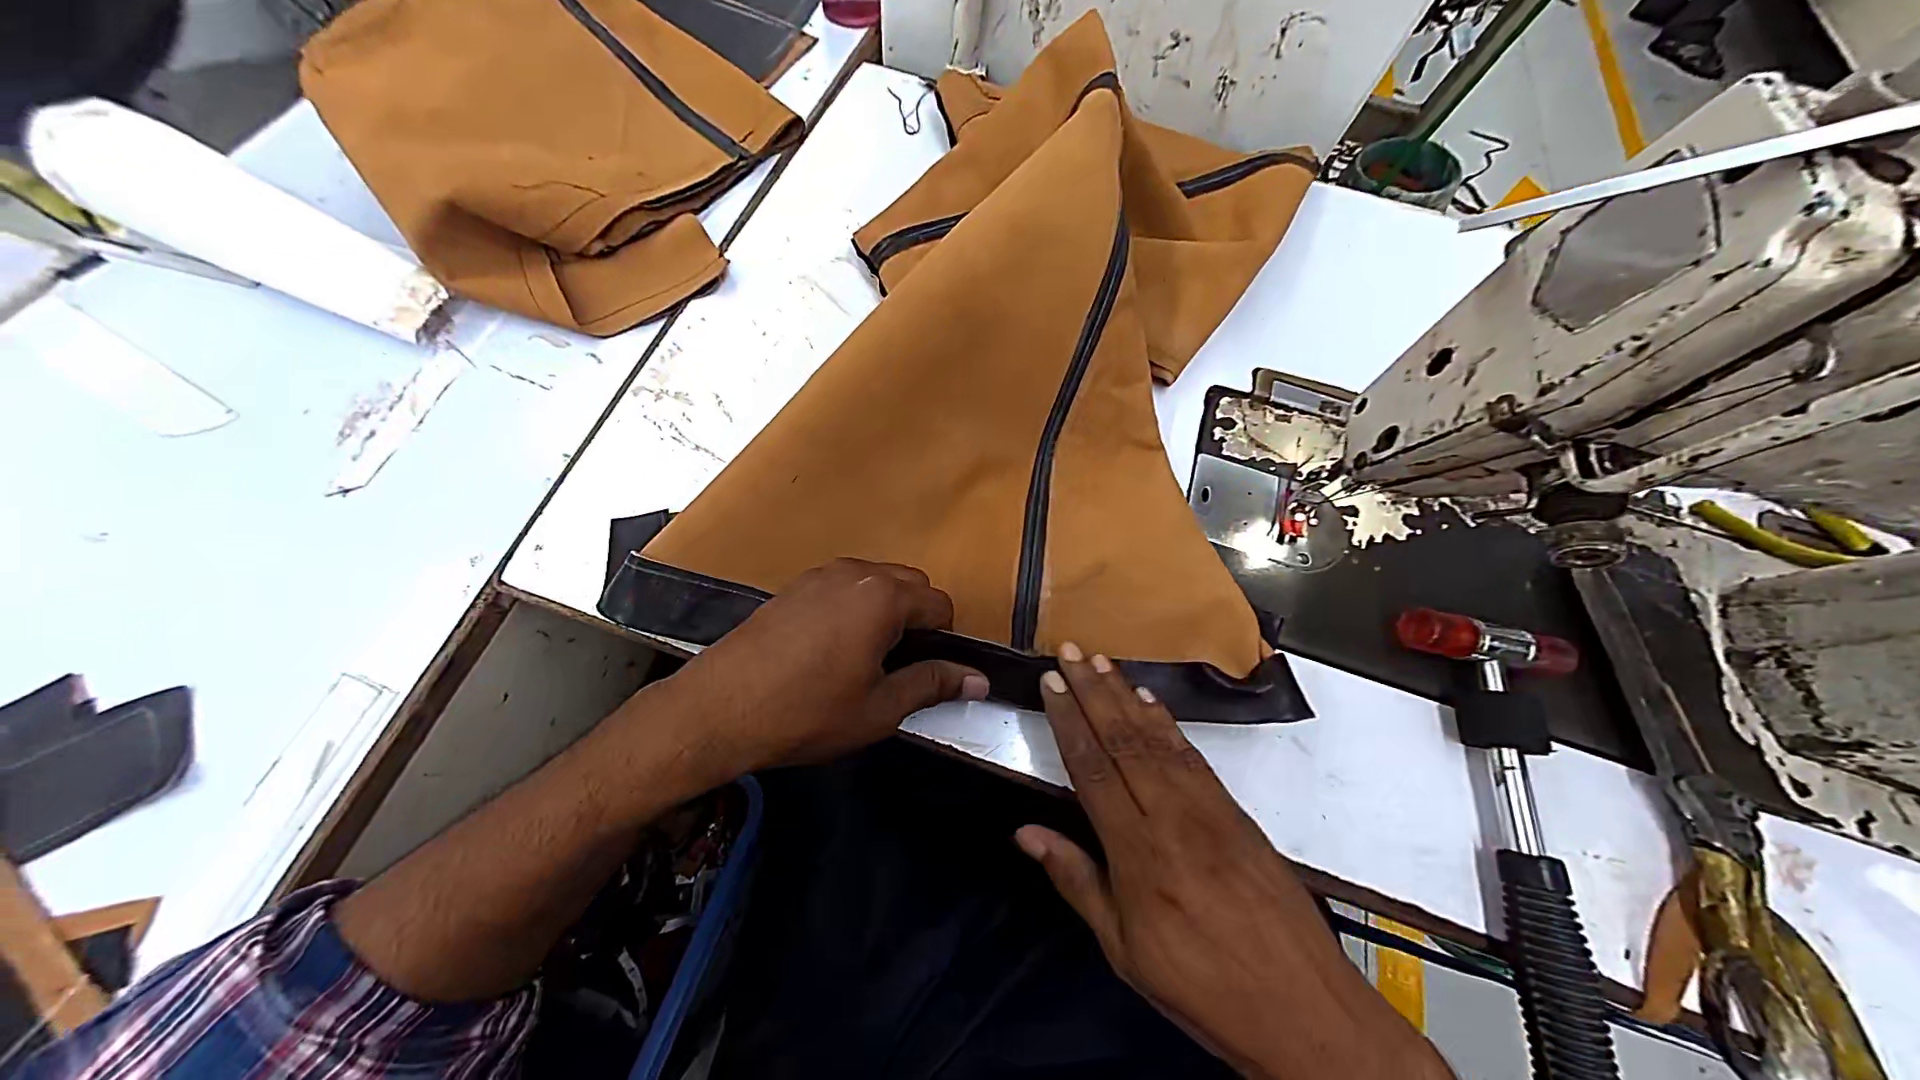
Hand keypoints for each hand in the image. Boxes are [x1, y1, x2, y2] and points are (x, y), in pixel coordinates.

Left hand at [647, 558, 988, 783]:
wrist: (717, 710)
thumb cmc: (803, 712)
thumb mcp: (879, 708)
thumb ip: (933, 684)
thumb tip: (976, 679)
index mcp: (882, 597)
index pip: (940, 604)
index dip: (944, 640)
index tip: (928, 672)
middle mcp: (853, 573)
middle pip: (910, 584)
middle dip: (917, 619)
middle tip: (898, 667)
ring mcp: (819, 575)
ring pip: (875, 582)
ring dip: (885, 611)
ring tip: (864, 660)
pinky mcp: (793, 587)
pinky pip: (842, 587)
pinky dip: (853, 608)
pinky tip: (830, 650)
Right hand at [1016, 646, 1453, 1079]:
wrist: (1304, 1010)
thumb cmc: (1203, 988)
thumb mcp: (1124, 951)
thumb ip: (1075, 881)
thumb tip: (1026, 835)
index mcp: (1138, 853)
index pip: (1092, 769)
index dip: (1069, 720)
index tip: (1052, 683)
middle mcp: (1172, 818)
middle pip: (1124, 740)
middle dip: (1092, 690)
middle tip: (1069, 650)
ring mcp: (1209, 810)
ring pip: (1158, 739)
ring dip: (1126, 695)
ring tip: (1101, 662)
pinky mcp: (1236, 812)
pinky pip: (1193, 756)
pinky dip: (1167, 724)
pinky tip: (1150, 703)